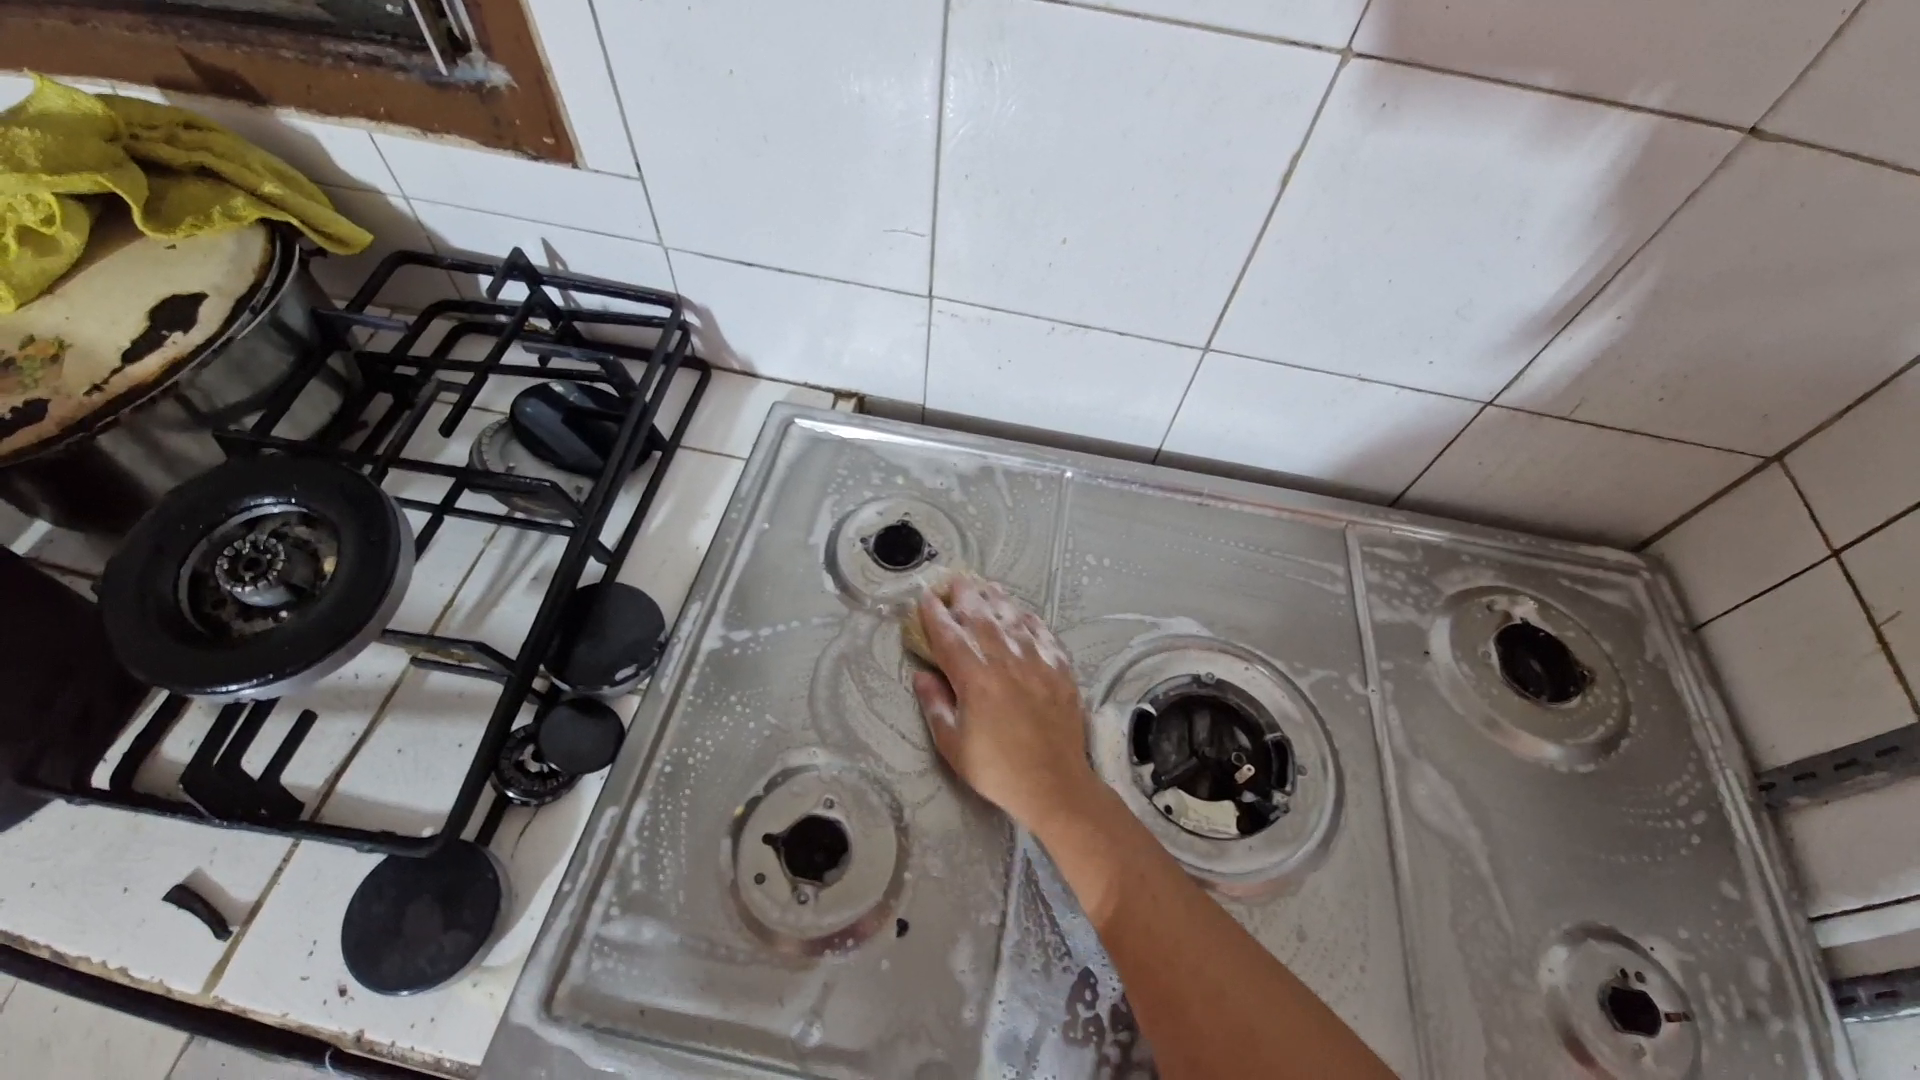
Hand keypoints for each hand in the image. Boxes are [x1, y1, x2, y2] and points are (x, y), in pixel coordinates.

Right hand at [909, 575, 1098, 831]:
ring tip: (986, 587)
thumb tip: (922, 675)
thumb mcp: (952, 744)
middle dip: (965, 595)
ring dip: (996, 599)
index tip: (926, 597)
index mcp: (974, 677)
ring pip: (1012, 618)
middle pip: (981, 615)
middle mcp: (1005, 659)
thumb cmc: (996, 769)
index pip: (948, 634)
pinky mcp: (1060, 668)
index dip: (934, 613)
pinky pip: (1042, 632)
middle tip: (955, 581)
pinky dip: (1029, 618)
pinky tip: (1022, 614)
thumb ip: (935, 704)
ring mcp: (1036, 660)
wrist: (1054, 783)